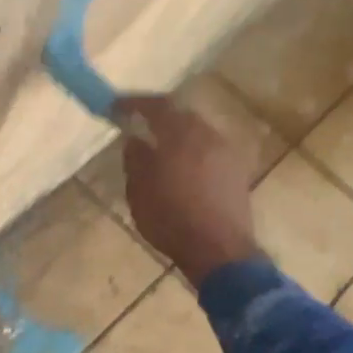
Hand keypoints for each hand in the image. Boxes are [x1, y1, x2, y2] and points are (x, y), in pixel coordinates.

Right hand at [116, 94, 262, 286]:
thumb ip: (135, 160)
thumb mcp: (139, 192)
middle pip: (182, 117)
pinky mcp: (237, 172)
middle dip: (160, 119)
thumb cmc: (171, 219)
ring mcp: (227, 153)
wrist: (218, 249)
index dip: (134, 103)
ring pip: (198, 135)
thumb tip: (134, 139)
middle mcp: (208, 135)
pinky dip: (193, 155)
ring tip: (161, 154)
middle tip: (140, 128)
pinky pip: (209, 153)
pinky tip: (182, 173)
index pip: (157, 106)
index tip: (116, 106)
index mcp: (181, 135)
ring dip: (178, 139)